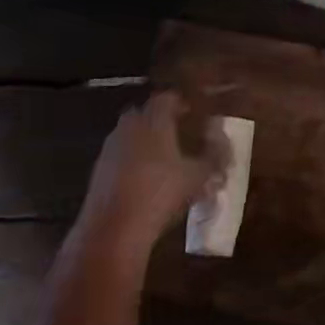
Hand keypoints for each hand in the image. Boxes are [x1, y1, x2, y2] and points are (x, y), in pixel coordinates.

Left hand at [74, 91, 226, 254]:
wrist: (114, 227)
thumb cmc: (161, 193)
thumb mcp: (198, 176)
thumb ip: (215, 155)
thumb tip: (225, 140)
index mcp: (153, 119)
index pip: (168, 98)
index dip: (183, 104)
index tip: (195, 114)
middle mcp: (129, 125)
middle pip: (148, 114)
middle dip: (165, 122)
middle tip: (183, 136)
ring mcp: (110, 146)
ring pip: (134, 135)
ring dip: (149, 143)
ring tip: (168, 161)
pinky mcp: (99, 168)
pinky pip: (122, 155)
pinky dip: (135, 161)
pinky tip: (147, 181)